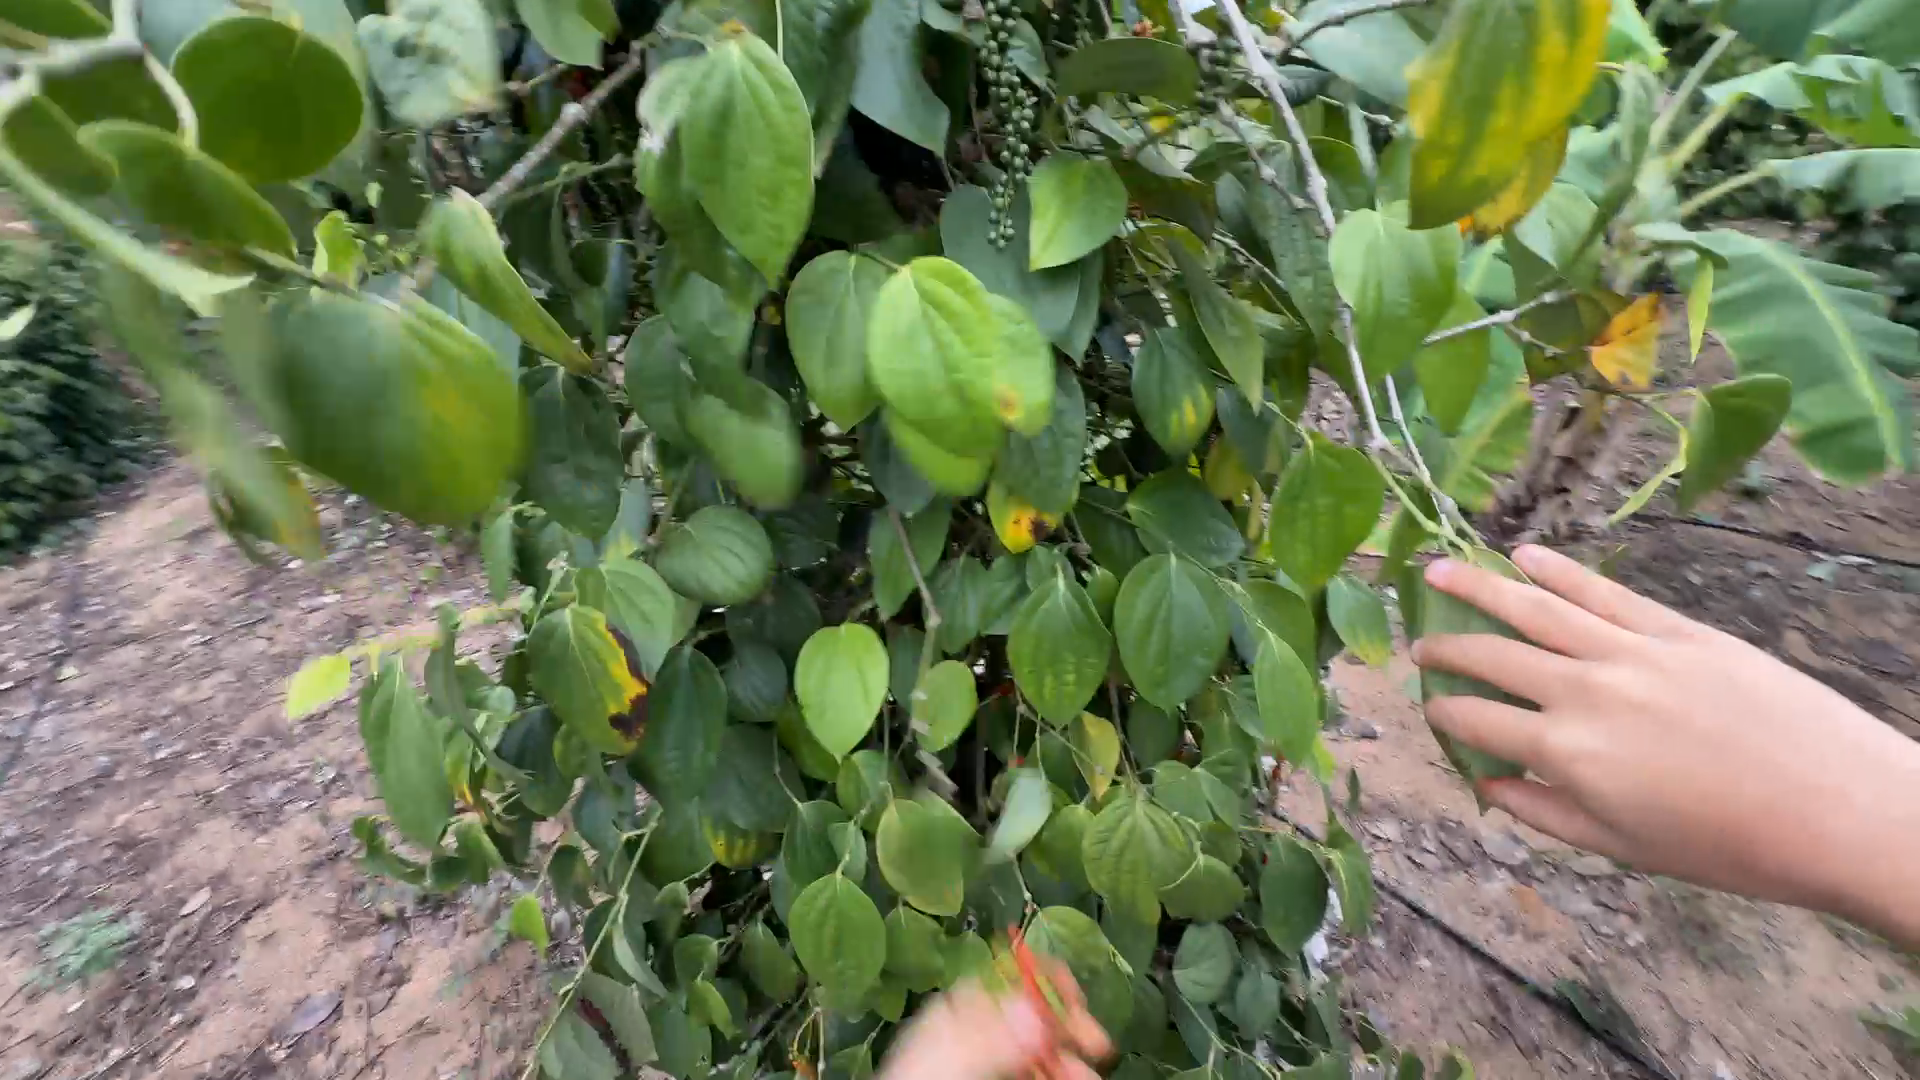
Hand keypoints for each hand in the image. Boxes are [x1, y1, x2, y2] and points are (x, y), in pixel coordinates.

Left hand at [877, 961, 1110, 1079]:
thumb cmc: (921, 1076)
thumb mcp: (951, 1050)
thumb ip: (991, 1031)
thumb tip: (1036, 1009)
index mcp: (963, 1003)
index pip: (1010, 977)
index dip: (1045, 979)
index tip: (1076, 990)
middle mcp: (980, 1026)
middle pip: (1032, 1015)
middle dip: (1066, 1024)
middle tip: (1098, 1042)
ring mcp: (990, 1057)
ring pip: (1038, 1048)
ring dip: (1068, 1057)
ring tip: (1091, 1075)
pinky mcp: (1000, 1078)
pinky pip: (1034, 1072)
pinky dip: (1057, 1074)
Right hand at [1412, 544, 1919, 947]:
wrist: (1862, 820)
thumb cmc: (1734, 846)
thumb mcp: (1622, 848)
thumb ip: (1540, 811)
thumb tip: (1485, 784)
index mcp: (1564, 751)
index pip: (1472, 719)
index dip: (1440, 713)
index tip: (1431, 710)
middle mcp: (1582, 691)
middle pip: (1486, 655)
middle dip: (1441, 649)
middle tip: (1420, 647)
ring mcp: (1630, 654)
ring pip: (1531, 608)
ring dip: (1473, 586)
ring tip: (1434, 569)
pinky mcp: (1677, 632)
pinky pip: (1603, 593)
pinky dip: (1557, 570)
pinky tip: (1521, 555)